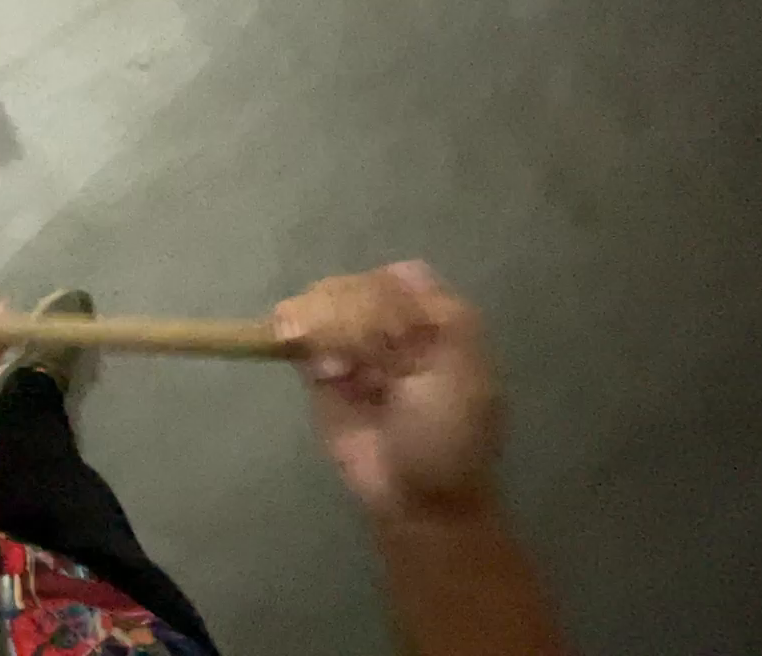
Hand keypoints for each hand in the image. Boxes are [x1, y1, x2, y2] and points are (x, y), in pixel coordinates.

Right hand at [274, 261, 501, 521]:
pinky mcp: (315, 365)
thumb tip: (401, 268)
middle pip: (350, 286)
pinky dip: (297, 339)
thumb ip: (445, 316)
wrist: (411, 494)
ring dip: (320, 327)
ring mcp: (349, 344)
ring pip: (318, 303)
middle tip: (361, 358)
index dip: (382, 293)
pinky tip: (319, 369)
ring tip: (334, 368)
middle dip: (348, 316)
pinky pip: (295, 333)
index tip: (388, 326)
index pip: (396, 277)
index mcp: (431, 322)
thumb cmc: (448, 436)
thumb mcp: (466, 374)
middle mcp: (388, 326)